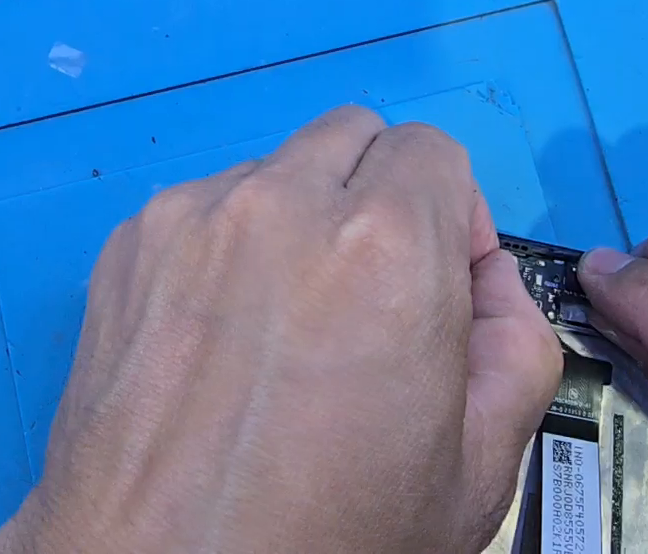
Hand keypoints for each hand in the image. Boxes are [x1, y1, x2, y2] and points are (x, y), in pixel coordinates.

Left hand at [0, 106, 563, 553]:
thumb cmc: (333, 535)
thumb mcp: (479, 462)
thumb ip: (516, 338)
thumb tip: (480, 271)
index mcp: (383, 244)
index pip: (431, 149)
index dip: (451, 210)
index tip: (438, 272)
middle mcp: (281, 202)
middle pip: (352, 133)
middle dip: (378, 188)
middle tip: (366, 279)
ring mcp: (193, 212)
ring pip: (277, 167)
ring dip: (298, 215)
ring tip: (281, 313)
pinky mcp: (131, 236)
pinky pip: (206, 204)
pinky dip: (228, 239)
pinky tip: (217, 327)